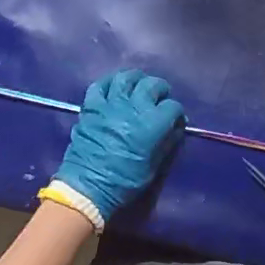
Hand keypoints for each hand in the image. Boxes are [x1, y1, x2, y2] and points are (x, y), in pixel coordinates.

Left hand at [51, 70, 185, 223]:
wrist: (88, 186)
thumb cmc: (124, 182)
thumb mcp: (153, 167)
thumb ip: (166, 143)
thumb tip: (176, 128)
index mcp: (152, 124)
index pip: (172, 106)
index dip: (176, 112)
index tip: (175, 120)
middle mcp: (133, 107)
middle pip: (152, 85)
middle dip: (160, 90)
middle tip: (159, 98)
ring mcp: (110, 104)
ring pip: (126, 78)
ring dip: (135, 79)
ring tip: (138, 86)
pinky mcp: (91, 107)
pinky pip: (99, 85)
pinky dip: (108, 84)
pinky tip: (113, 88)